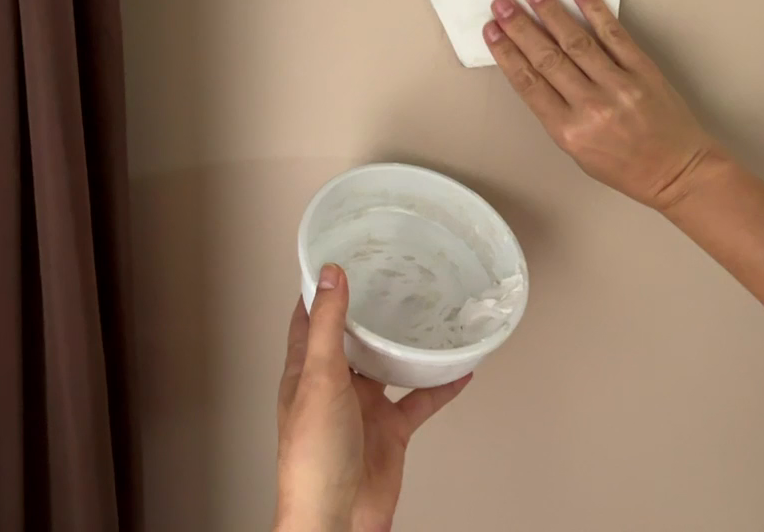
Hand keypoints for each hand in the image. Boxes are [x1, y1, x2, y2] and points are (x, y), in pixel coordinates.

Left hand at [274, 264, 470, 531]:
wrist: (338, 518)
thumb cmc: (314, 455)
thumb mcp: (319, 378)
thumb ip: (327, 325)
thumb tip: (329, 274)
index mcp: (306, 369)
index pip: (308, 317)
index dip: (319, 288)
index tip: (337, 257)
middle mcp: (334, 383)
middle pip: (352, 338)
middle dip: (368, 310)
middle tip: (390, 276)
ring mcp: (363, 407)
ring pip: (388, 366)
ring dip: (405, 345)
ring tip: (426, 313)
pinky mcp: (390, 430)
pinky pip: (419, 401)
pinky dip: (439, 385)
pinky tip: (458, 369)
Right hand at [483, 0, 730, 213]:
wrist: (678, 171)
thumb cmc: (625, 165)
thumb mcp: (576, 150)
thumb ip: (554, 110)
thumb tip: (532, 67)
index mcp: (568, 131)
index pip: (528, 82)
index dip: (506, 52)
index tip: (491, 30)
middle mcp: (591, 107)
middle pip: (547, 57)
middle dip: (520, 27)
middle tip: (502, 3)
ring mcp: (619, 86)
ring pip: (577, 41)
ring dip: (551, 12)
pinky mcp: (644, 71)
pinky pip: (615, 35)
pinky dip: (595, 10)